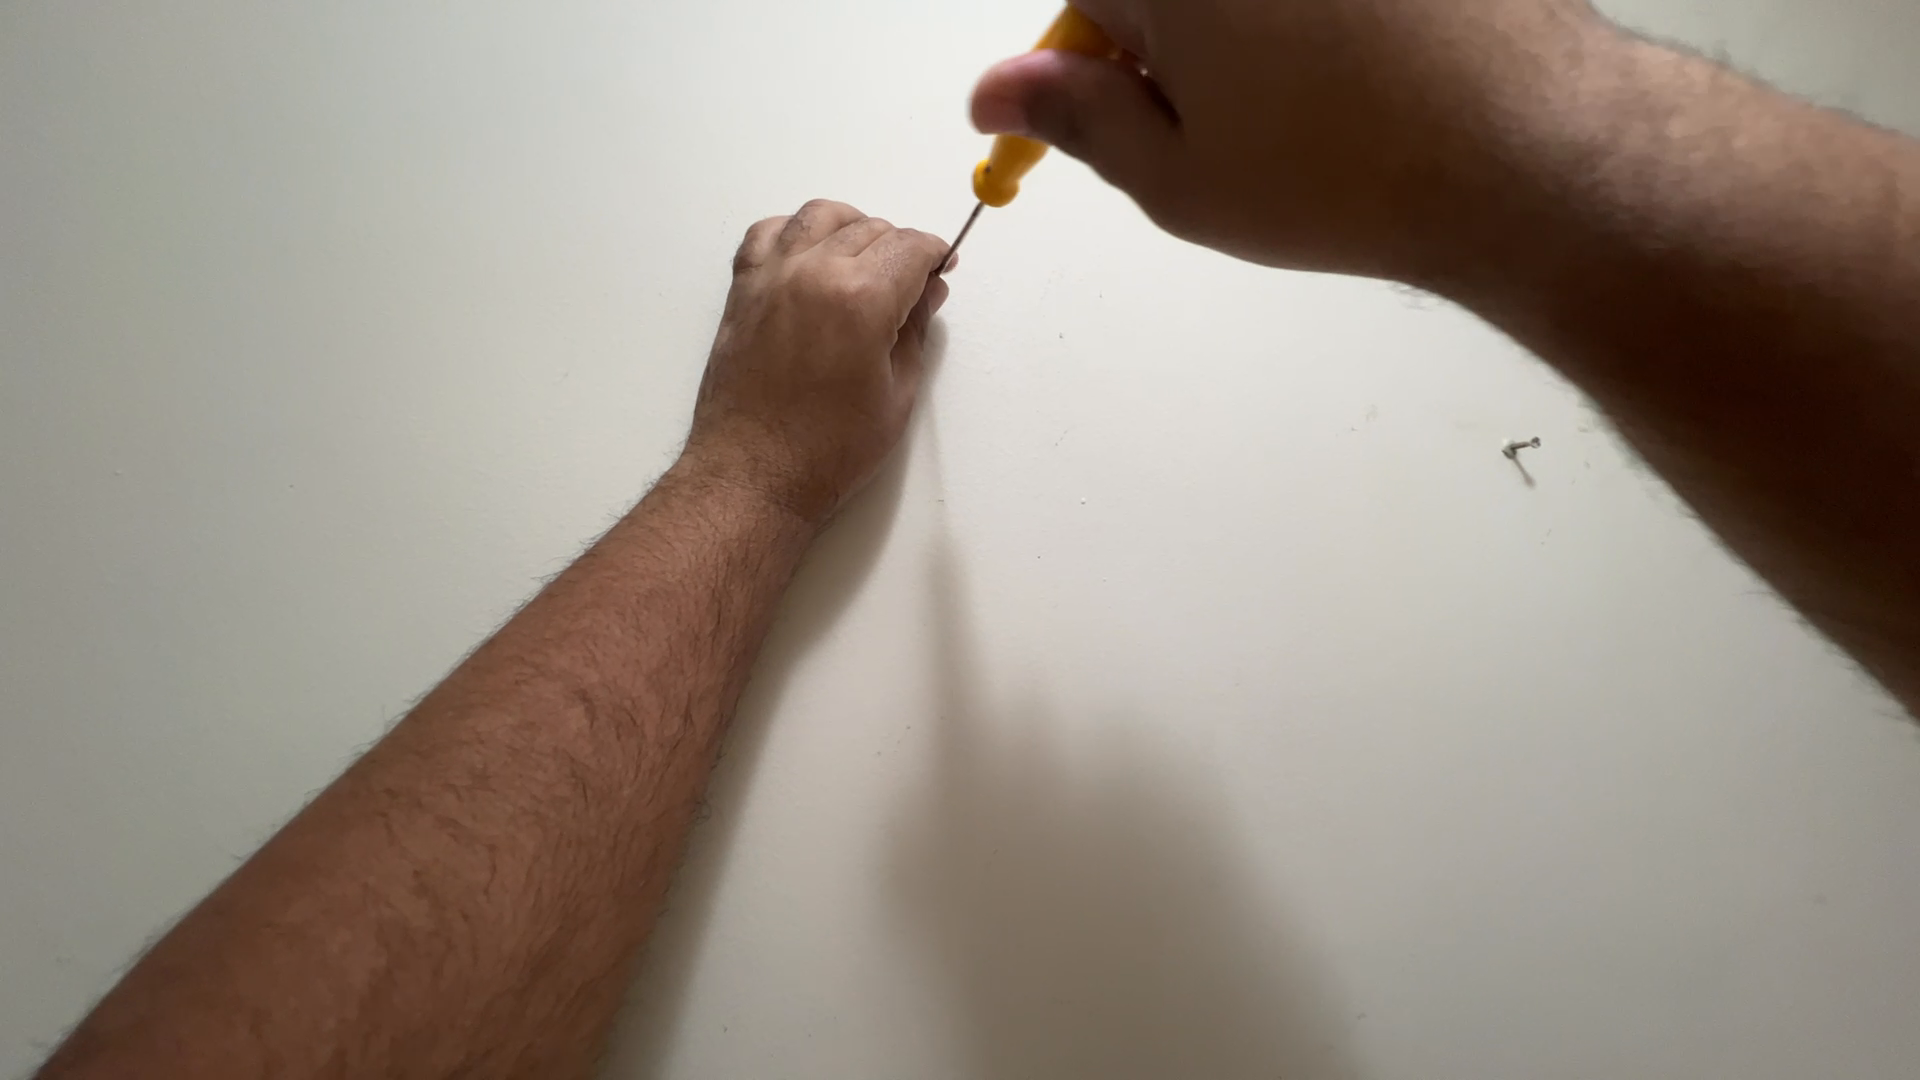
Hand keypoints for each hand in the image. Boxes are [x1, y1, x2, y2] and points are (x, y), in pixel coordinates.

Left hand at [682, 200, 949, 525]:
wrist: (755, 474)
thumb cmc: (833, 449)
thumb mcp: (897, 395)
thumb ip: (916, 332)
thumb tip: (929, 290)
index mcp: (862, 299)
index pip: (910, 247)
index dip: (935, 254)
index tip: (943, 269)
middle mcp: (814, 272)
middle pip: (871, 228)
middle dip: (900, 249)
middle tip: (910, 286)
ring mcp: (772, 276)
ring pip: (821, 216)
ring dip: (853, 229)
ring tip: (865, 263)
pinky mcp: (743, 289)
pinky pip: (770, 232)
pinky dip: (797, 234)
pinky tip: (812, 260)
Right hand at [970, 0, 1604, 281]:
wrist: (1514, 151)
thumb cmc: (1318, 180)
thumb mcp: (1172, 178)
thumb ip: (1076, 120)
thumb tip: (991, 91)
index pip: (1082, 1)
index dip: (1079, 66)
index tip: (1101, 120)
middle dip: (1154, 47)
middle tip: (1203, 124)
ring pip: (1227, 4)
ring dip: (1225, 40)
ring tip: (1281, 105)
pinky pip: (1298, 5)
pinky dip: (1294, 26)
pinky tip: (1339, 68)